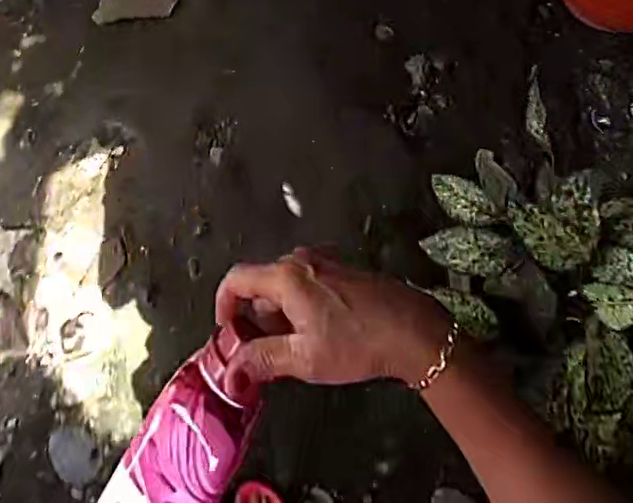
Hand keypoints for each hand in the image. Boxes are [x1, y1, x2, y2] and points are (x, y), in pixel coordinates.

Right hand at [213, 248, 453, 392]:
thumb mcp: (304, 359)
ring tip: (296, 346)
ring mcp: (320, 260)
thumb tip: (234, 371)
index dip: (223, 305)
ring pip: (282, 284)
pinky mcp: (337, 267)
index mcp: (285, 277)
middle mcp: (299, 260)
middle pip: (259, 283)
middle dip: (255, 317)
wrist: (409, 328)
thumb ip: (263, 360)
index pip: (236, 279)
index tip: (227, 331)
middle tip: (263, 351)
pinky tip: (317, 331)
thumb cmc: (359, 341)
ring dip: (278, 313)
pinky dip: (298, 303)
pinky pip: (303, 280)